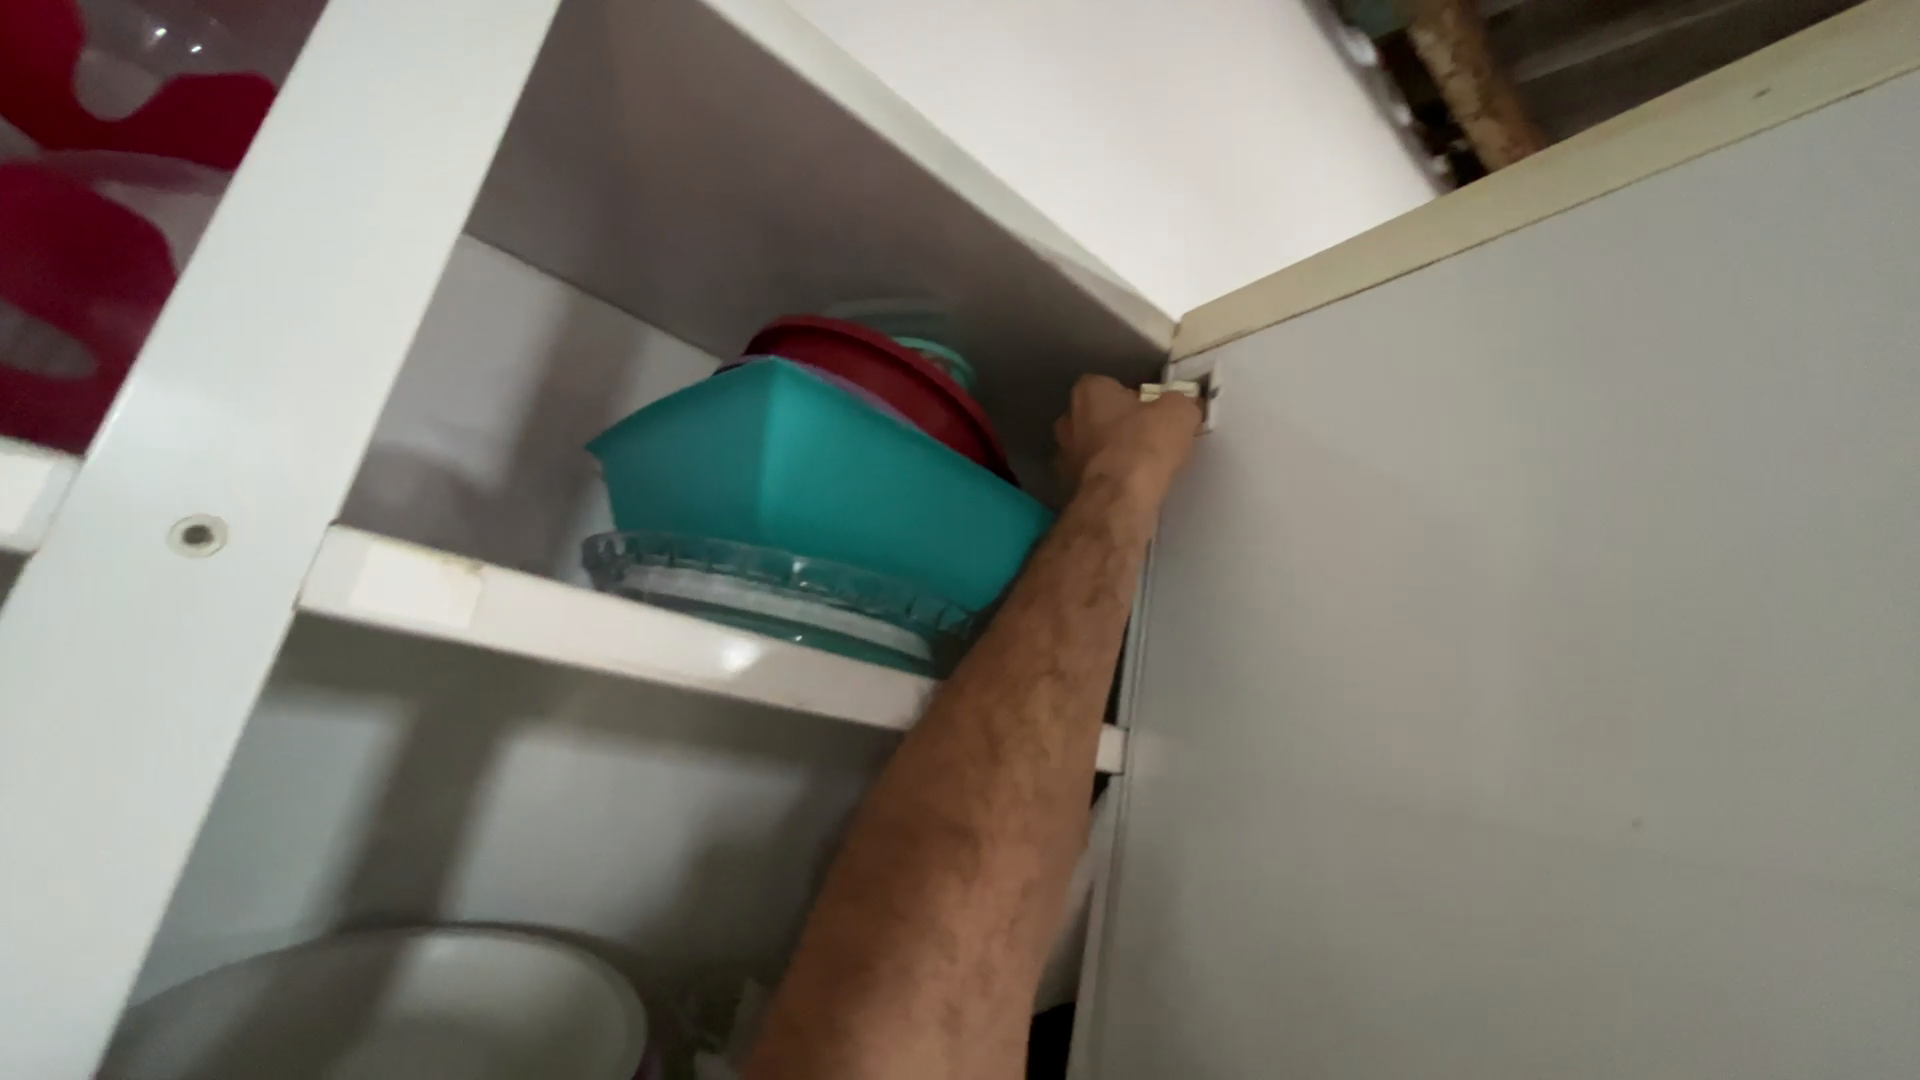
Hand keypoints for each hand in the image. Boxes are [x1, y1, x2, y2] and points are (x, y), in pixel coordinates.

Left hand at [1053, 375, 1200, 506]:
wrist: (1120, 497)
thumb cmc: (1145, 443)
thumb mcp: (1179, 412)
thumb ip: (1177, 403)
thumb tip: (1181, 408)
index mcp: (1088, 392)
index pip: (1107, 386)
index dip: (1131, 397)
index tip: (1151, 412)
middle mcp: (1067, 420)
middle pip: (1095, 417)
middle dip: (1116, 426)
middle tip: (1145, 438)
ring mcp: (1063, 455)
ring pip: (1090, 448)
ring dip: (1109, 454)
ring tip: (1138, 466)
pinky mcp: (1067, 485)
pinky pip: (1090, 475)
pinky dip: (1105, 478)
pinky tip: (1126, 486)